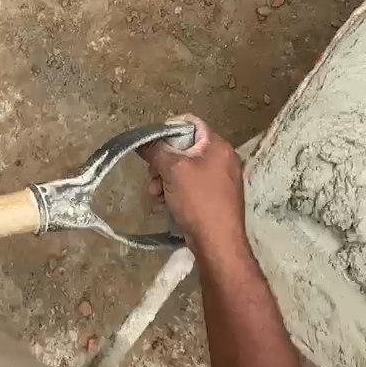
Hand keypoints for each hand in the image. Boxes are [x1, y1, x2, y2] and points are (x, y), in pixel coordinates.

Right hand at [139, 116, 247, 256]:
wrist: (218, 243)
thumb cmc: (198, 200)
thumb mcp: (173, 170)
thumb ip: (157, 151)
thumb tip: (143, 142)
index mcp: (217, 146)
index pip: (190, 123)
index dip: (168, 129)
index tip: (152, 145)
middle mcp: (222, 158)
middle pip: (185, 147)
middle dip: (162, 160)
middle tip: (152, 175)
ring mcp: (221, 178)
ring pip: (185, 167)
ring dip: (165, 177)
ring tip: (155, 193)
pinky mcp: (216, 196)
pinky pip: (191, 183)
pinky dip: (176, 188)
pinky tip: (164, 201)